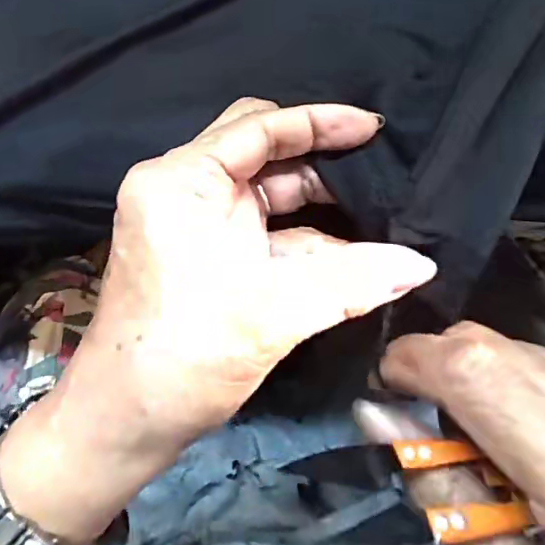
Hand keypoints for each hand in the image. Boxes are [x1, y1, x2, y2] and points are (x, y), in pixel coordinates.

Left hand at [0, 99, 435, 544]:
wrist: (121, 424)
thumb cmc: (187, 357)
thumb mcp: (277, 311)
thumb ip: (354, 278)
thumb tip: (423, 265)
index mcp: (184, 179)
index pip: (260, 126)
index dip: (320, 121)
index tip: (373, 127)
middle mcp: (180, 184)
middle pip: (259, 145)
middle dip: (319, 153)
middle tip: (376, 163)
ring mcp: (188, 214)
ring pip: (261, 183)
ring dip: (313, 194)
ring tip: (372, 199)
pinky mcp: (199, 243)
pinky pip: (256, 219)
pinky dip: (298, 227)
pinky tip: (345, 240)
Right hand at [381, 323, 544, 544]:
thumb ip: (449, 505)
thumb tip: (377, 411)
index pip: (486, 378)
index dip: (418, 362)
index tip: (385, 387)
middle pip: (501, 352)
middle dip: (446, 376)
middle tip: (436, 438)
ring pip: (528, 351)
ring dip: (488, 385)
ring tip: (501, 454)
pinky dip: (530, 389)